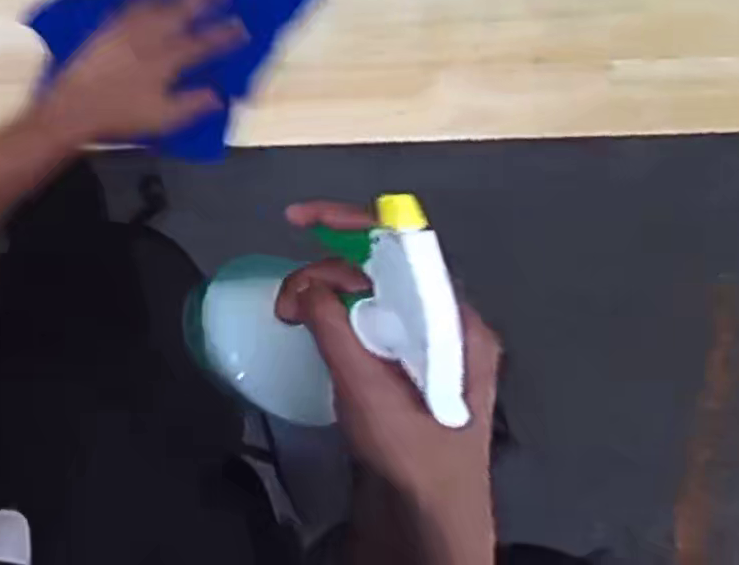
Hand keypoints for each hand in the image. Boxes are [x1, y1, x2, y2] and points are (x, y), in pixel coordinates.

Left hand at [32, 0, 246, 146]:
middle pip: (180, 11)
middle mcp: (147, 38)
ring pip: (153, 3)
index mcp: (166, 61)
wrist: (71, 108)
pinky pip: (126, 6)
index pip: (202, 43)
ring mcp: (123, 31)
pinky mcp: (103, 30)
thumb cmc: (118, 117)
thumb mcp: (162, 119)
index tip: (242, 25)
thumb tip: (220, 95)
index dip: (224, 34)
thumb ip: (192, 104)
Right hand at [276, 201, 501, 560]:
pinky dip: (326, 304)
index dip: (351, 222)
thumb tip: (303, 284)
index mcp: (453, 322)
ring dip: (318, 288)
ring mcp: (423, 335)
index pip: (403, 248)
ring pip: (362, 284)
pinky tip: (305, 318)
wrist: (426, 518)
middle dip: (321, 268)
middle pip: (376, 263)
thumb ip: (333, 325)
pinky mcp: (401, 350)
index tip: (299, 219)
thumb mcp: (365, 388)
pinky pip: (360, 307)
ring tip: (288, 313)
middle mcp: (442, 320)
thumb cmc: (408, 453)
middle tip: (285, 299)